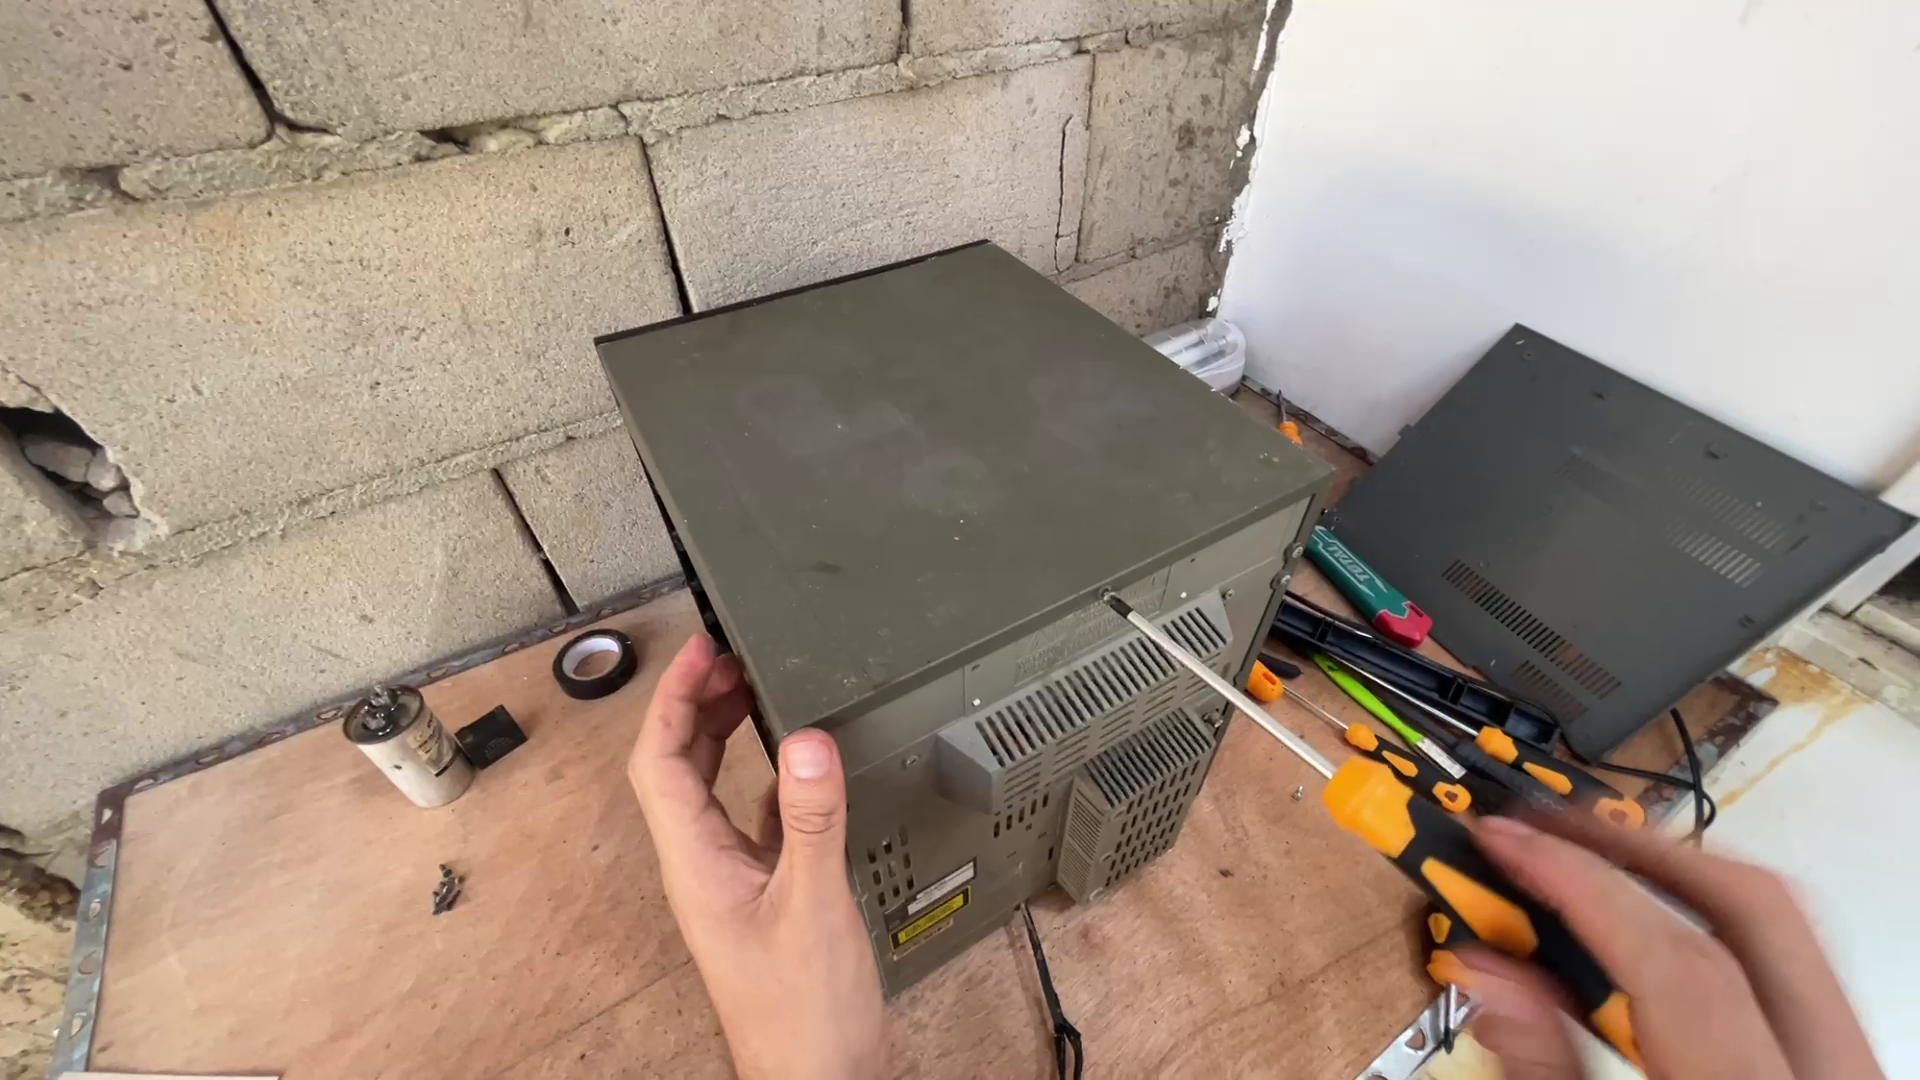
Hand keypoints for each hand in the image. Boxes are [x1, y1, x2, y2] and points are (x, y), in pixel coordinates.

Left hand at [627, 633, 884, 1079]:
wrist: (819, 1078)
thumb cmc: (803, 1009)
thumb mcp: (812, 904)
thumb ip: (811, 820)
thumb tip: (805, 740)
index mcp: (696, 860)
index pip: (662, 761)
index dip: (673, 700)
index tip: (701, 650)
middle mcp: (702, 862)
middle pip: (679, 765)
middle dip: (695, 704)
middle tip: (730, 658)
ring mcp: (729, 874)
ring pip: (711, 786)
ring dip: (723, 734)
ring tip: (751, 691)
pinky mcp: (761, 884)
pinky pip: (748, 810)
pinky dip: (761, 772)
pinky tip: (790, 763)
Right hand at [1464, 811, 1881, 1079]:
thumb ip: (1541, 1070)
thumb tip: (1485, 969)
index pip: (1676, 960)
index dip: (1574, 880)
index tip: (1499, 840)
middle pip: (1757, 912)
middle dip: (1628, 846)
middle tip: (1539, 827)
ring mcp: (1854, 1075)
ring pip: (1778, 928)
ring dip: (1661, 871)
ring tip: (1574, 858)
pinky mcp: (1840, 1072)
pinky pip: (1776, 965)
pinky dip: (1691, 919)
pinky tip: (1628, 929)